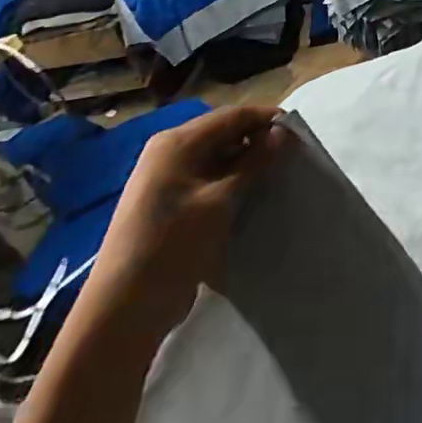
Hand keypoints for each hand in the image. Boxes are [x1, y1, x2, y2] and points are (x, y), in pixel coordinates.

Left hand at [99, 105, 286, 329]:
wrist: (124, 307)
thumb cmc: (173, 243)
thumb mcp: (219, 201)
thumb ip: (252, 163)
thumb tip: (280, 132)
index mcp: (177, 142)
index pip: (231, 116)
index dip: (265, 118)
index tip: (297, 130)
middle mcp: (169, 152)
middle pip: (221, 132)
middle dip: (256, 139)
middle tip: (290, 154)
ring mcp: (166, 178)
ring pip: (215, 156)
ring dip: (244, 161)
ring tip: (276, 172)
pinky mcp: (169, 202)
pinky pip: (206, 178)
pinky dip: (229, 179)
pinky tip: (250, 193)